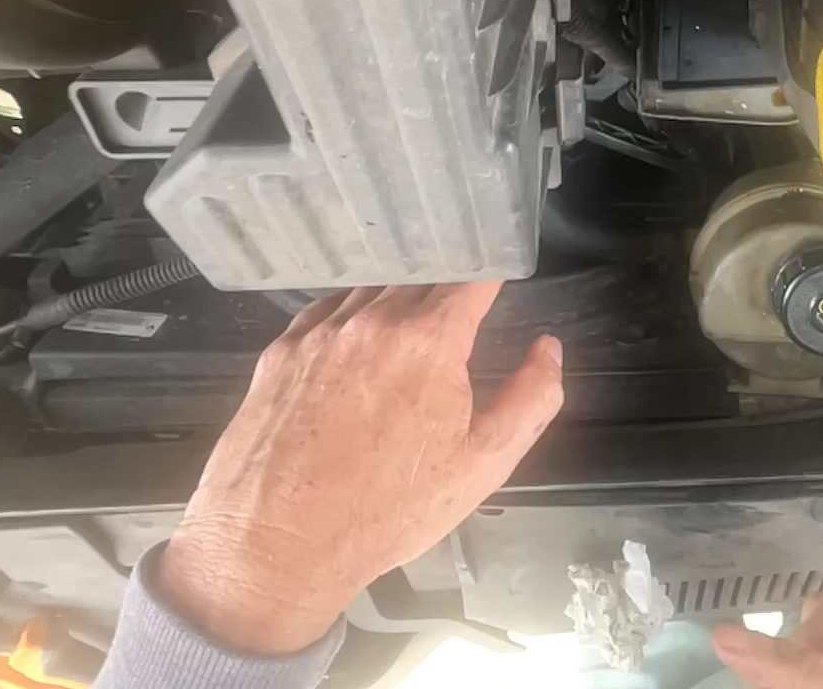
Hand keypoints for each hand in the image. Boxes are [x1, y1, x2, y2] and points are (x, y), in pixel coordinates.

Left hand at [154, 284, 563, 653]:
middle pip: (423, 273)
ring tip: (410, 320)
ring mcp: (321, 331)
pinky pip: (329, 307)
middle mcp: (375, 318)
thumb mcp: (483, 463)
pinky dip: (354, 311)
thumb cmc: (390, 510)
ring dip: (400, 293)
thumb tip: (548, 347)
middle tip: (459, 306)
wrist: (274, 551)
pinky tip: (358, 339)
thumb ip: (532, 398)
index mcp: (430, 338)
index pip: (473, 276)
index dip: (491, 270)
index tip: (498, 276)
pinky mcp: (280, 350)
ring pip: (374, 284)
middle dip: (448, 282)